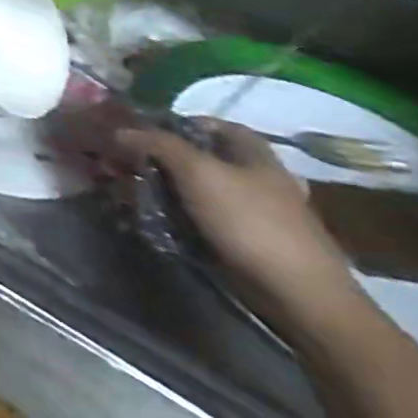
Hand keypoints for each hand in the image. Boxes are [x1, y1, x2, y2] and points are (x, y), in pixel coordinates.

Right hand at [118, 120, 358, 311]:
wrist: (298, 294)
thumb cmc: (250, 221)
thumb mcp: (198, 171)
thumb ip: (156, 143)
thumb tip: (119, 130)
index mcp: (254, 155)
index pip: (212, 124)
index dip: (175, 122)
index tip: (139, 130)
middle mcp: (253, 178)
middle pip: (196, 157)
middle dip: (156, 157)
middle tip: (120, 162)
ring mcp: (248, 211)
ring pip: (192, 188)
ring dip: (158, 187)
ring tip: (126, 192)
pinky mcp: (240, 239)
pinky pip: (196, 217)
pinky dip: (171, 214)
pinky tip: (149, 217)